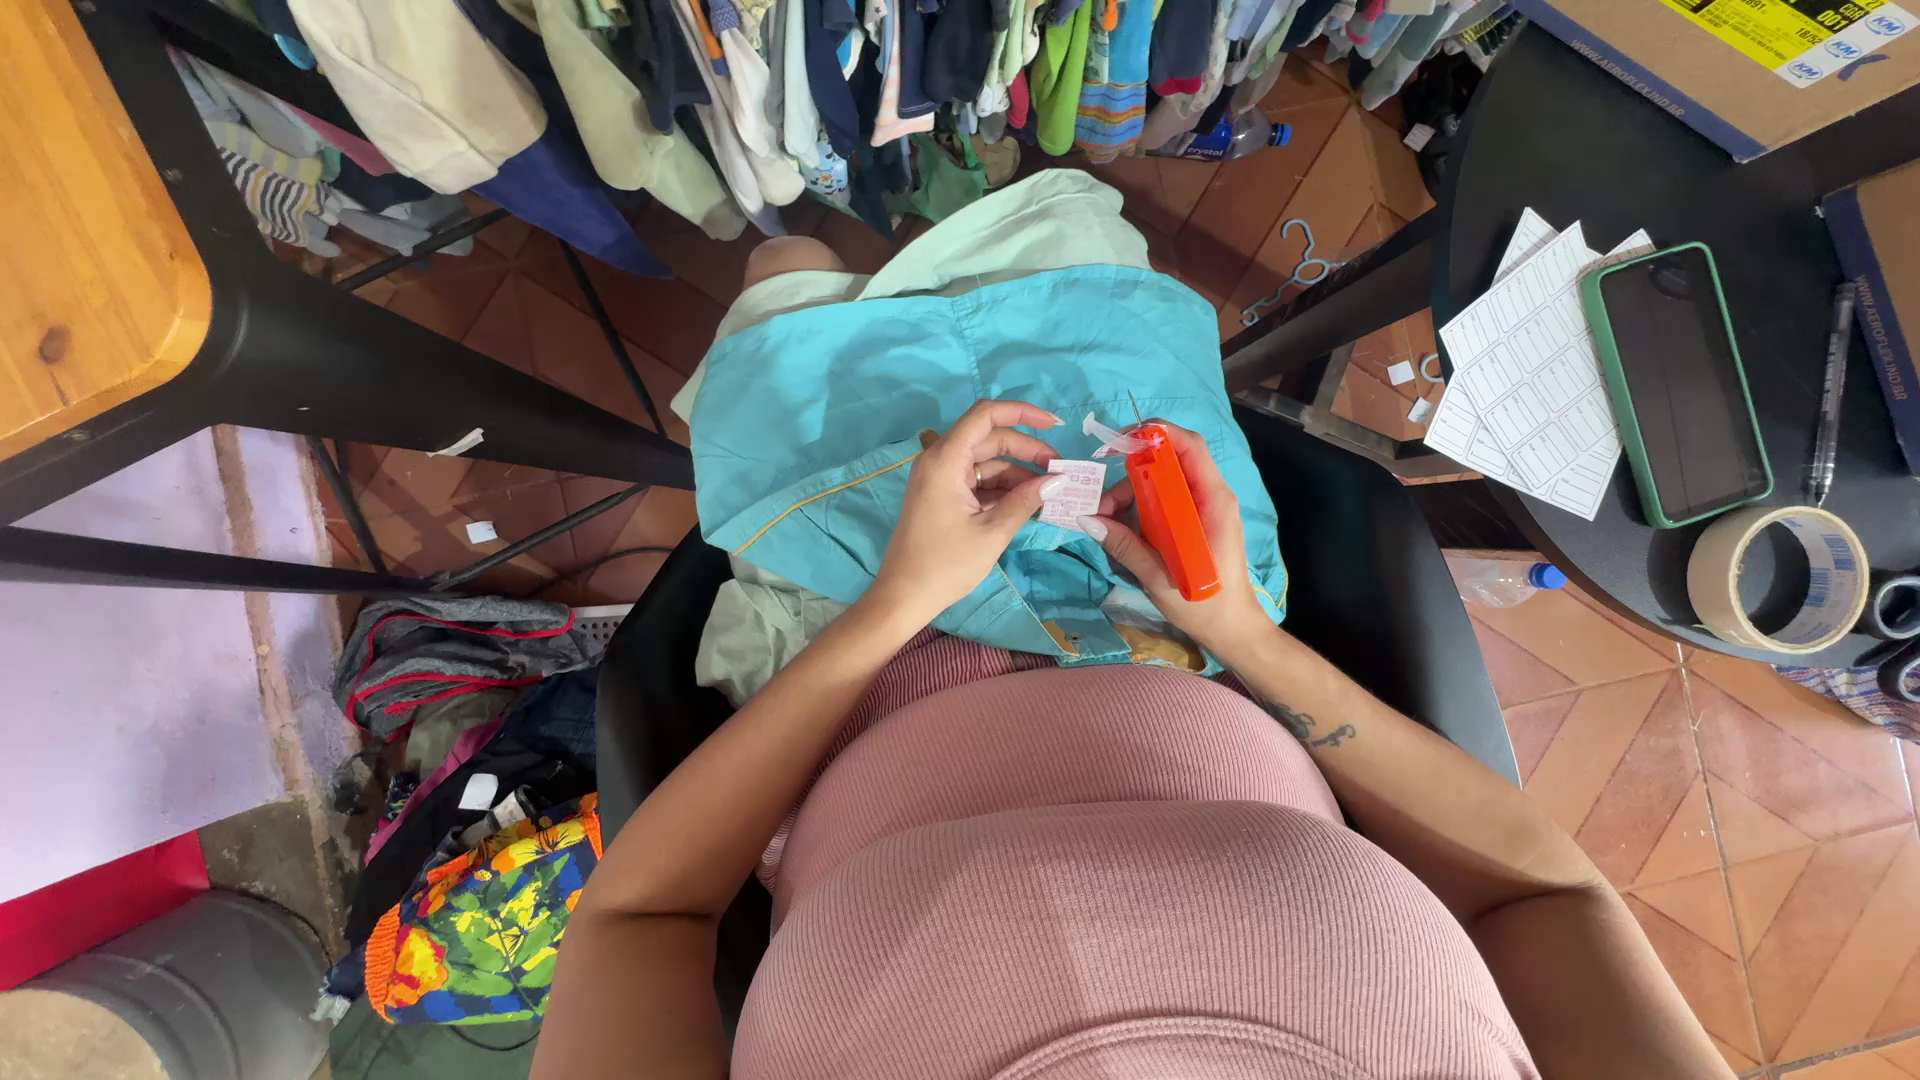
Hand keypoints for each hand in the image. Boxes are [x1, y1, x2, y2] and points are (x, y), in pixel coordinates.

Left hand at [867, 399, 1065, 627]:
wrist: (903, 597)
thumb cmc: (944, 565)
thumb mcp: (991, 533)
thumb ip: (1025, 501)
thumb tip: (1057, 480)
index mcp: (945, 460)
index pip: (985, 415)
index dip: (1022, 412)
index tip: (1054, 425)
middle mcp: (939, 460)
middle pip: (990, 438)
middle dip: (1027, 449)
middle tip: (1060, 470)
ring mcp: (939, 478)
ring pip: (986, 461)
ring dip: (1018, 471)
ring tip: (1050, 490)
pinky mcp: (942, 496)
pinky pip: (977, 480)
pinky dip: (1002, 487)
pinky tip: (1028, 501)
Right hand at [1078, 420, 1272, 659]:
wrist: (1232, 629)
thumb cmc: (1204, 604)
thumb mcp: (1159, 577)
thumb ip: (1125, 546)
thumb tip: (1088, 519)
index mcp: (1212, 502)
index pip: (1189, 447)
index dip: (1156, 434)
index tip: (1119, 442)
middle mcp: (1209, 497)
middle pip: (1169, 462)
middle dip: (1131, 474)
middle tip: (1102, 502)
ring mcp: (1202, 508)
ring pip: (1161, 482)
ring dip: (1130, 495)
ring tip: (1107, 522)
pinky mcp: (1193, 522)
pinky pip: (1163, 501)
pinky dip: (1139, 508)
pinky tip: (1121, 529)